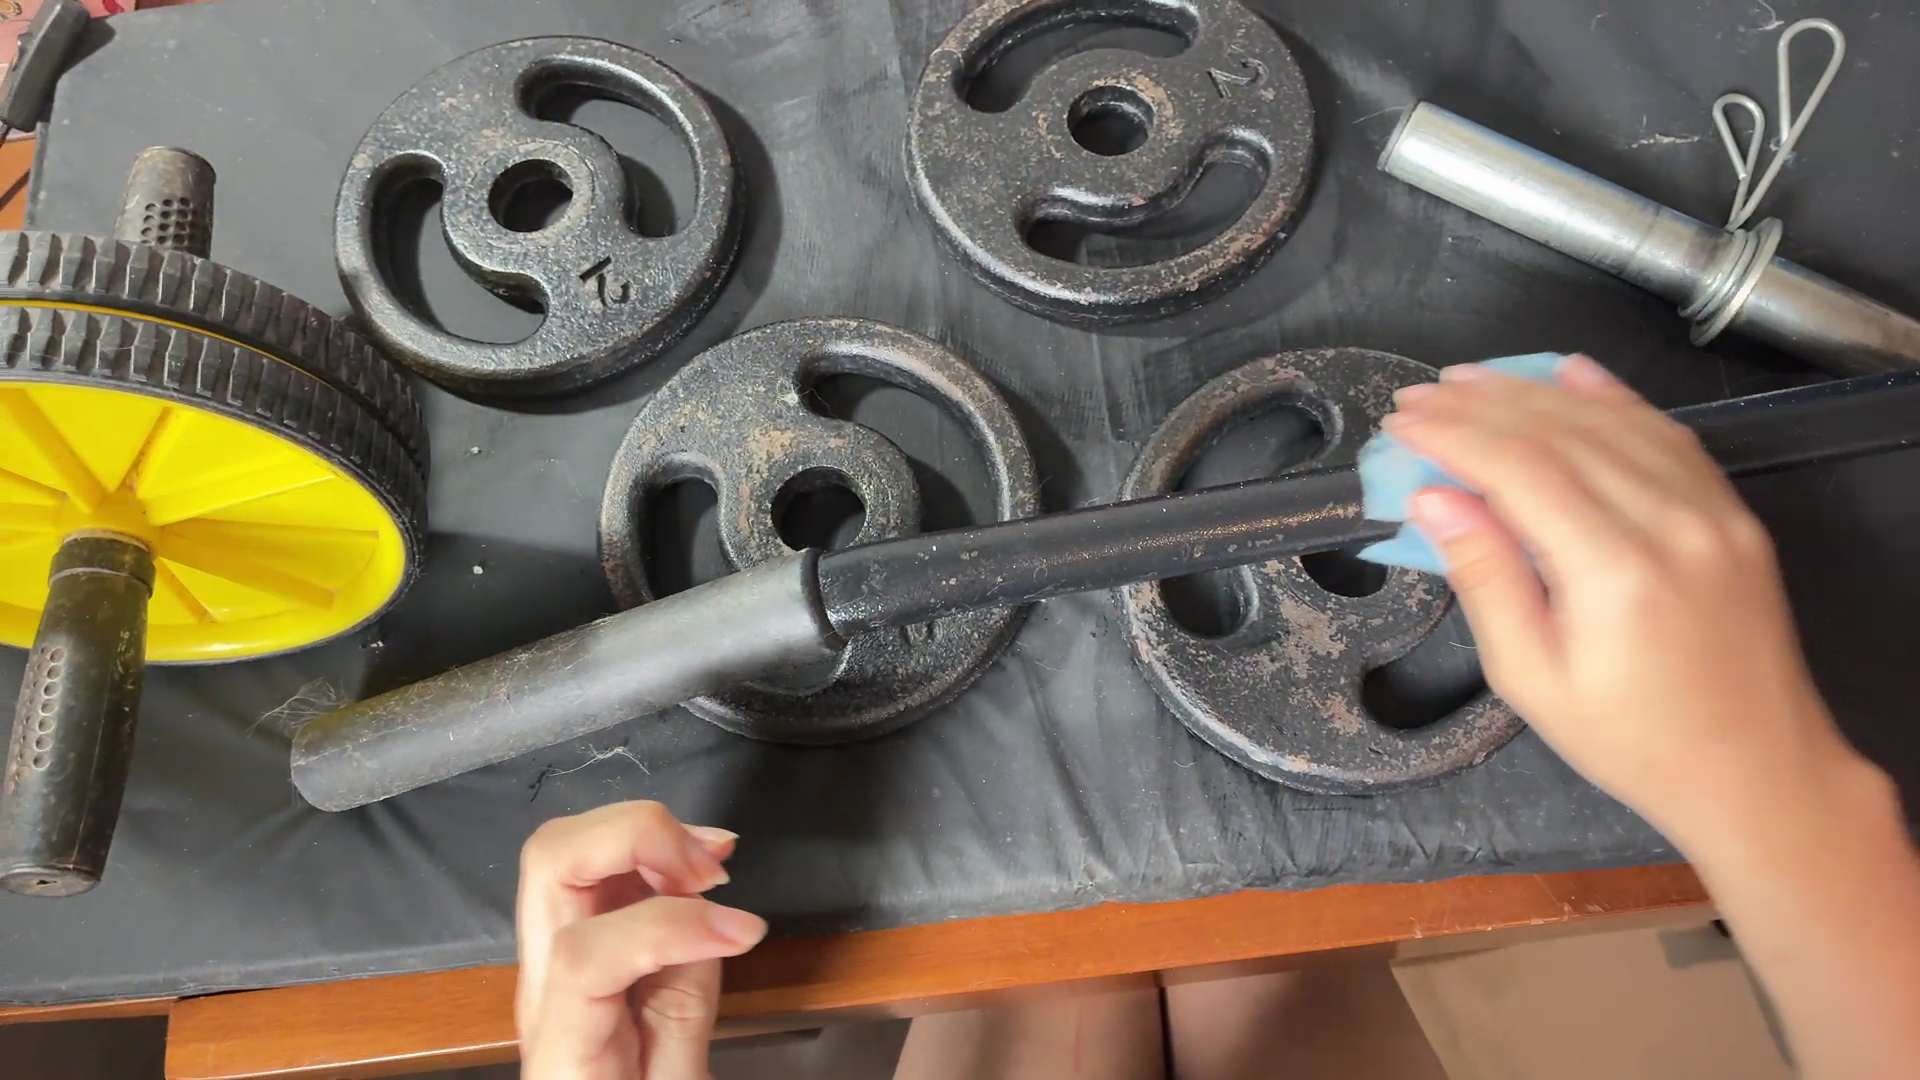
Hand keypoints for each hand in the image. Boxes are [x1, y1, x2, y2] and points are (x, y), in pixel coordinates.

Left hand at [517, 802, 767, 1079]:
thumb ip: (687, 1001)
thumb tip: (713, 919)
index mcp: (560, 1042)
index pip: (585, 954)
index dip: (673, 925)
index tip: (747, 932)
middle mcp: (535, 979)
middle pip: (552, 859)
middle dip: (641, 836)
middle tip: (709, 870)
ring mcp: (547, 944)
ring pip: (573, 839)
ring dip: (652, 831)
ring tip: (713, 861)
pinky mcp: (577, 924)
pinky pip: (605, 855)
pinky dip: (660, 840)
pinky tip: (703, 860)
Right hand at [1382, 356, 1868, 846]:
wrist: (1758, 773)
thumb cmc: (1624, 736)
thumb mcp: (1526, 671)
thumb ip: (1483, 575)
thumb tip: (1432, 499)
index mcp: (1615, 570)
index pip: (1520, 470)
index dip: (1453, 436)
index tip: (1401, 421)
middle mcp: (1673, 525)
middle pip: (1562, 435)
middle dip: (1479, 407)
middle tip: (1417, 396)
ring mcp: (1713, 514)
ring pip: (1611, 424)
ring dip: (1531, 394)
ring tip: (1468, 380)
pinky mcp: (1731, 516)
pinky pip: (1667, 436)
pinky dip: (1612, 398)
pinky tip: (1571, 373)